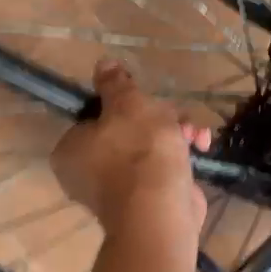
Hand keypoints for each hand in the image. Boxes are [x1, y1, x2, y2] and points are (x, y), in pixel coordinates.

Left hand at [51, 59, 212, 233]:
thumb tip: (102, 63)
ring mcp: (113, 187)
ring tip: (194, 134)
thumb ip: (115, 83)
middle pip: (126, 127)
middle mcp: (84, 170)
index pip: (96, 114)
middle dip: (160, 118)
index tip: (147, 100)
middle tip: (176, 117)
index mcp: (70, 148)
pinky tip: (199, 148)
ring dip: (176, 132)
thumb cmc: (139, 149)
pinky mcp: (140, 197)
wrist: (159, 208)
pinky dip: (178, 153)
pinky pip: (158, 165)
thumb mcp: (129, 104)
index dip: (125, 102)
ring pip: (147, 144)